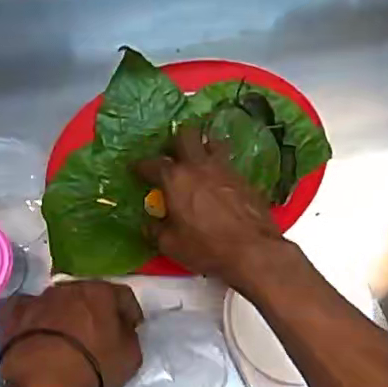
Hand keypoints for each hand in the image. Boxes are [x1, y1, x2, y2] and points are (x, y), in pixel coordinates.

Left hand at [0, 281, 143, 386]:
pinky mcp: (13, 316)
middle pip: (86, 296)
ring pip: (56, 304)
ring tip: (65, 338)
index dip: (129, 312)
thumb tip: (122, 329)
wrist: (43, 384)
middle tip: (96, 332)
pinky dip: (34, 323)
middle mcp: (67, 288)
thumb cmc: (94, 369)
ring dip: (63, 316)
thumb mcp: (130, 357)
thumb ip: (128, 336)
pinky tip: (36, 338)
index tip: (132, 326)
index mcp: (101, 292)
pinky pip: (29, 315)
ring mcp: (37, 300)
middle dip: (93, 311)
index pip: (122, 296)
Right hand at [135, 125, 296, 290]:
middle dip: (174, 142)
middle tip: (169, 155)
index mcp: (176, 179)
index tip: (136, 168)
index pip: (153, 164)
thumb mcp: (170, 244)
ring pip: (211, 143)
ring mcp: (225, 169)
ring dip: (201, 148)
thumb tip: (150, 223)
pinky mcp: (244, 179)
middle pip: (185, 136)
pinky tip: (217, 181)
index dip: (141, 166)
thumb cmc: (205, 247)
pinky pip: (227, 163)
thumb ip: (155, 229)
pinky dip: (218, 168)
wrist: (251, 250)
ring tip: (196, 161)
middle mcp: (199, 166)